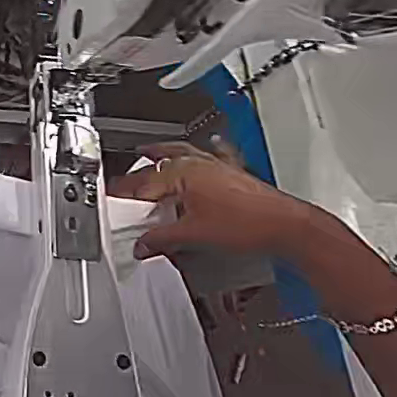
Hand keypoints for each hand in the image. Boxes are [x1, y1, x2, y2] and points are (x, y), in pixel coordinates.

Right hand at [112, 142, 333, 260]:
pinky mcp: (230, 174)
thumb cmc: (248, 224)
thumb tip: (143, 244)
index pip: (143, 183)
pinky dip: (199, 155)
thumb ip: (162, 239)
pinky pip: (208, 158)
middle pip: (158, 166)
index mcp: (183, 173)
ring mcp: (215, 166)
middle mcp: (198, 164)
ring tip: (148, 155)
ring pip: (180, 155)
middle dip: (138, 176)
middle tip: (123, 186)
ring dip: (162, 157)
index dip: (123, 193)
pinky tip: (202, 152)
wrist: (285, 226)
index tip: (111, 198)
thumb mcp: (194, 235)